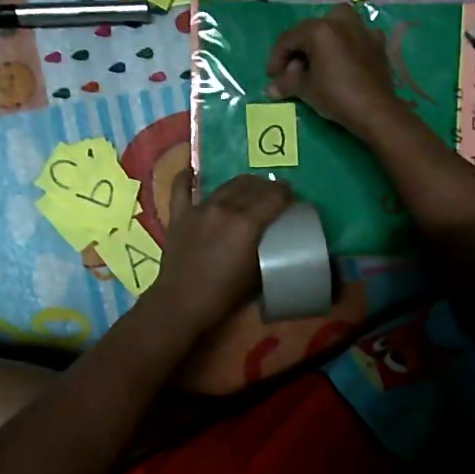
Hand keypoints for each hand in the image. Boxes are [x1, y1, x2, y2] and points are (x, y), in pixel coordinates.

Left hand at [144, 171, 294, 327]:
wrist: (182, 303)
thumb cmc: (225, 294)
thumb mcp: (258, 272)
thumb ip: (270, 247)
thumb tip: (280, 236)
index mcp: (247, 223)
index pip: (275, 197)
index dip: (288, 195)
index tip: (294, 199)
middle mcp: (224, 208)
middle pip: (254, 187)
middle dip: (270, 188)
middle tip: (277, 195)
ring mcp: (199, 208)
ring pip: (227, 184)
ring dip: (245, 184)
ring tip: (252, 188)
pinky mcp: (179, 214)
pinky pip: (181, 188)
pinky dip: (186, 177)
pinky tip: (191, 170)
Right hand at [264, 5, 400, 134]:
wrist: (376, 111)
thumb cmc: (336, 96)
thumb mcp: (305, 90)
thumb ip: (286, 83)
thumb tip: (270, 88)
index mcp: (319, 29)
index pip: (289, 39)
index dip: (276, 58)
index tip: (273, 77)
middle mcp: (341, 21)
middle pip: (311, 29)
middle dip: (299, 49)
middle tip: (294, 70)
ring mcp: (363, 29)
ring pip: (337, 24)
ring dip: (324, 38)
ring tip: (319, 58)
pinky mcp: (378, 43)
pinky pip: (357, 35)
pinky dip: (347, 43)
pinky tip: (345, 58)